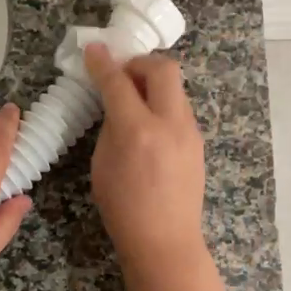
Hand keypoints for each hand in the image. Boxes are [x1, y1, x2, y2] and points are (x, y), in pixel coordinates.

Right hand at [84, 43, 205, 266]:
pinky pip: (179, 110)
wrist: (164, 240)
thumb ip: (111, 127)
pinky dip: (161, 106)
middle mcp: (169, 123)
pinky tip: (148, 126)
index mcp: (137, 130)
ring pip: (175, 89)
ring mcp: (189, 132)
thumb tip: (117, 104)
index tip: (93, 50)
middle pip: (163, 69)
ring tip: (133, 101)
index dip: (103, 63)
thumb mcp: (102, 164)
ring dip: (153, 84)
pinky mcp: (198, 142)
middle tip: (121, 74)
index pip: (118, 82)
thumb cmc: (122, 208)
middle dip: (139, 62)